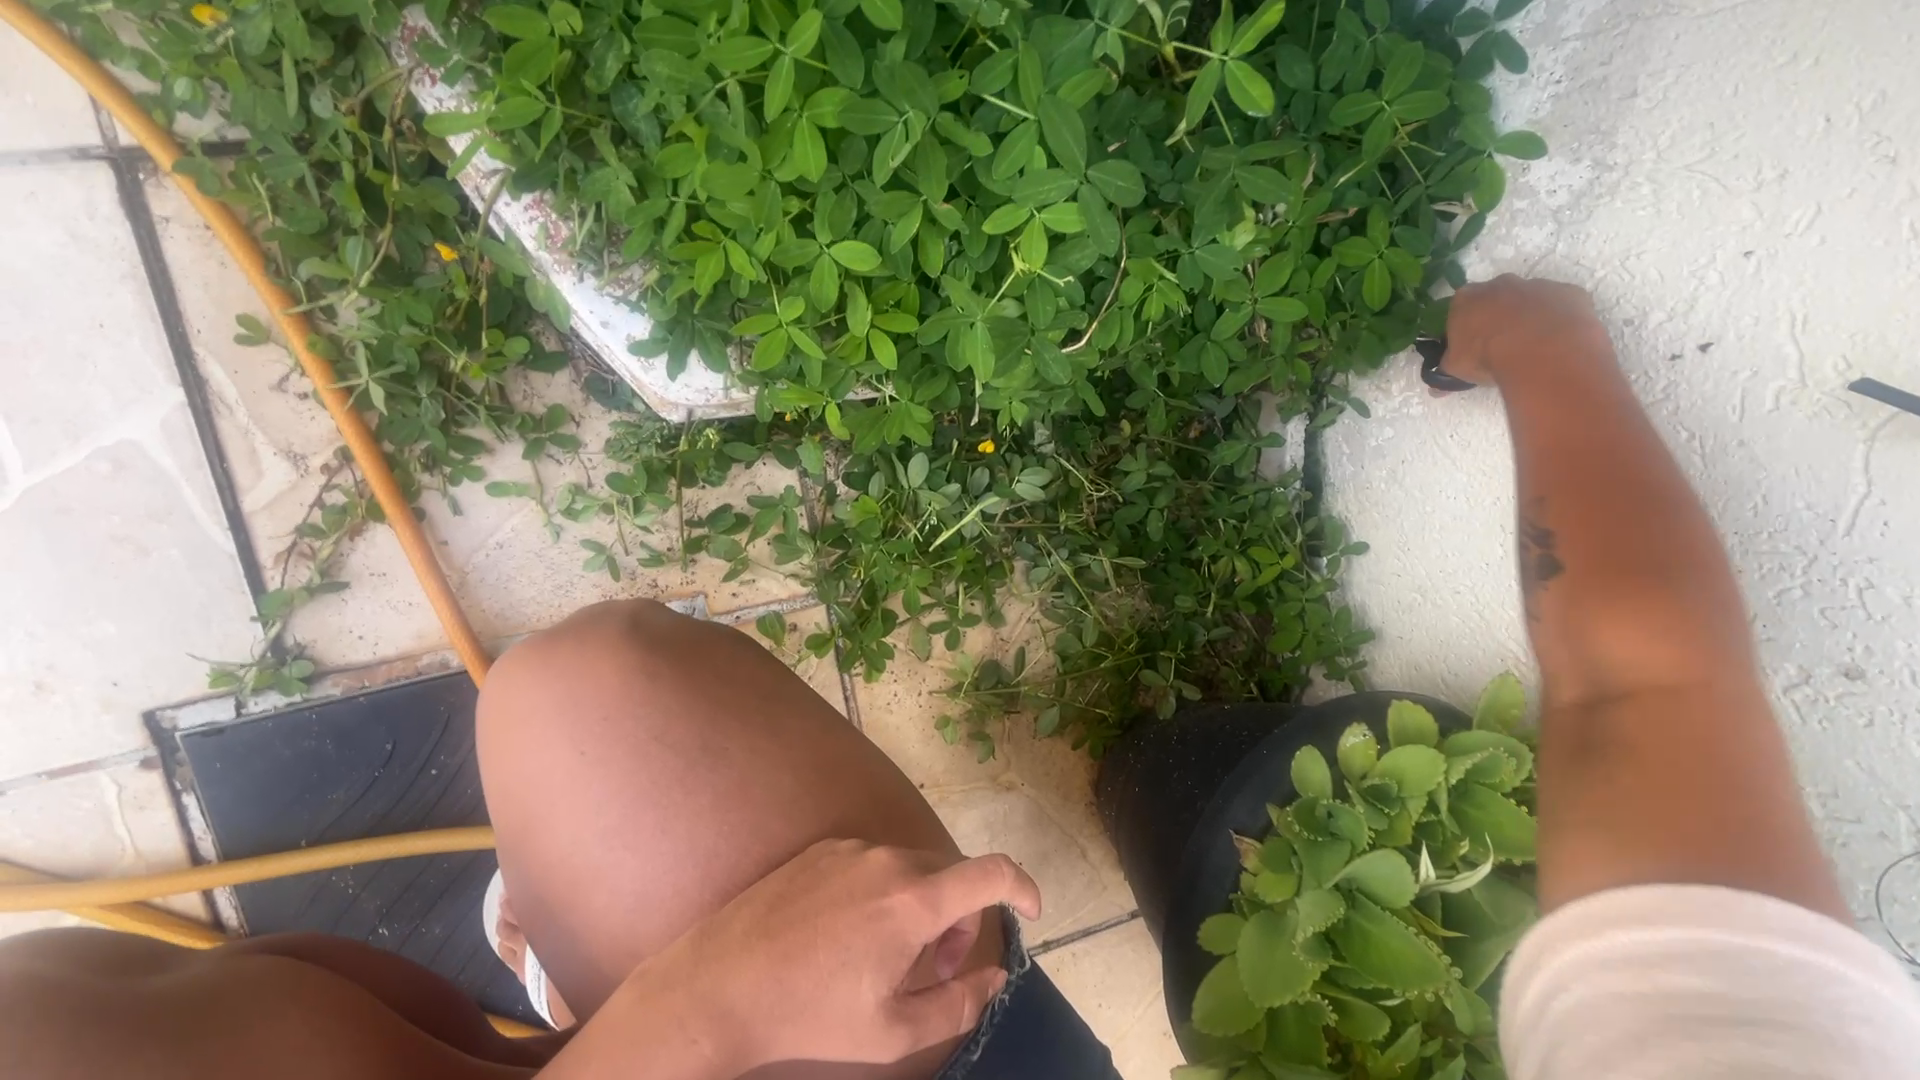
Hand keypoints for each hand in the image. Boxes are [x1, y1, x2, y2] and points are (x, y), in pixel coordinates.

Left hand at [641, 840, 1040, 1070]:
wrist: (716, 987)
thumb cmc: (808, 1014)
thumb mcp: (892, 1032)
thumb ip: (958, 1003)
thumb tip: (993, 974)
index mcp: (912, 900)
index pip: (991, 871)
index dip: (1023, 886)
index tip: (1030, 911)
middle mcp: (887, 858)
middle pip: (950, 874)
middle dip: (958, 918)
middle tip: (932, 968)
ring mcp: (849, 848)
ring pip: (911, 869)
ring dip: (919, 906)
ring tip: (884, 956)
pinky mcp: (819, 849)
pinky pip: (872, 863)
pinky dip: (883, 892)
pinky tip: (845, 935)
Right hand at [1438, 275, 1610, 385]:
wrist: (1543, 352)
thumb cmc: (1487, 356)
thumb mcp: (1456, 368)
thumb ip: (1447, 370)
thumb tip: (1435, 388)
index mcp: (1466, 298)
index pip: (1459, 307)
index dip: (1464, 325)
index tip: (1469, 344)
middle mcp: (1501, 284)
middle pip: (1496, 297)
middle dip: (1497, 316)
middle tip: (1499, 345)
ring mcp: (1538, 285)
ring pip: (1530, 300)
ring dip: (1529, 318)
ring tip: (1531, 348)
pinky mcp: (1571, 293)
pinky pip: (1561, 305)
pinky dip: (1558, 320)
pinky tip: (1556, 342)